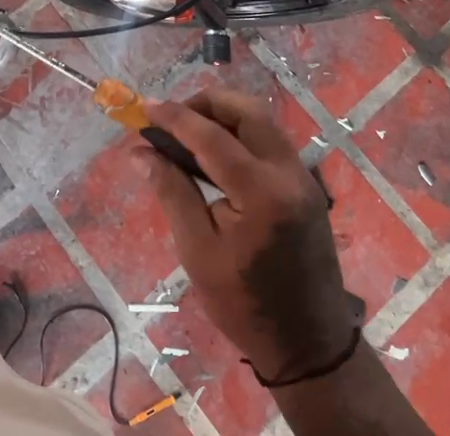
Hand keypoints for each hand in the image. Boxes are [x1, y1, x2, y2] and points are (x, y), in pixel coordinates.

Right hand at [139, 90, 355, 381]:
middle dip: (205, 105)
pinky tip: (214, 157)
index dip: (175, 117)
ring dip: (223, 118)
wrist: (308, 345)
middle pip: (247, 112)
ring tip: (186, 135)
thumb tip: (140, 152)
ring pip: (262, 124)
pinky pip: (270, 144)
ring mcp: (303, 179)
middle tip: (170, 120)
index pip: (211, 136)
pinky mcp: (306, 189)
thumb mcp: (197, 250)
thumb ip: (172, 191)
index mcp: (261, 192)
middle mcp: (289, 174)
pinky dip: (240, 136)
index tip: (144, 108)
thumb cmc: (244, 304)